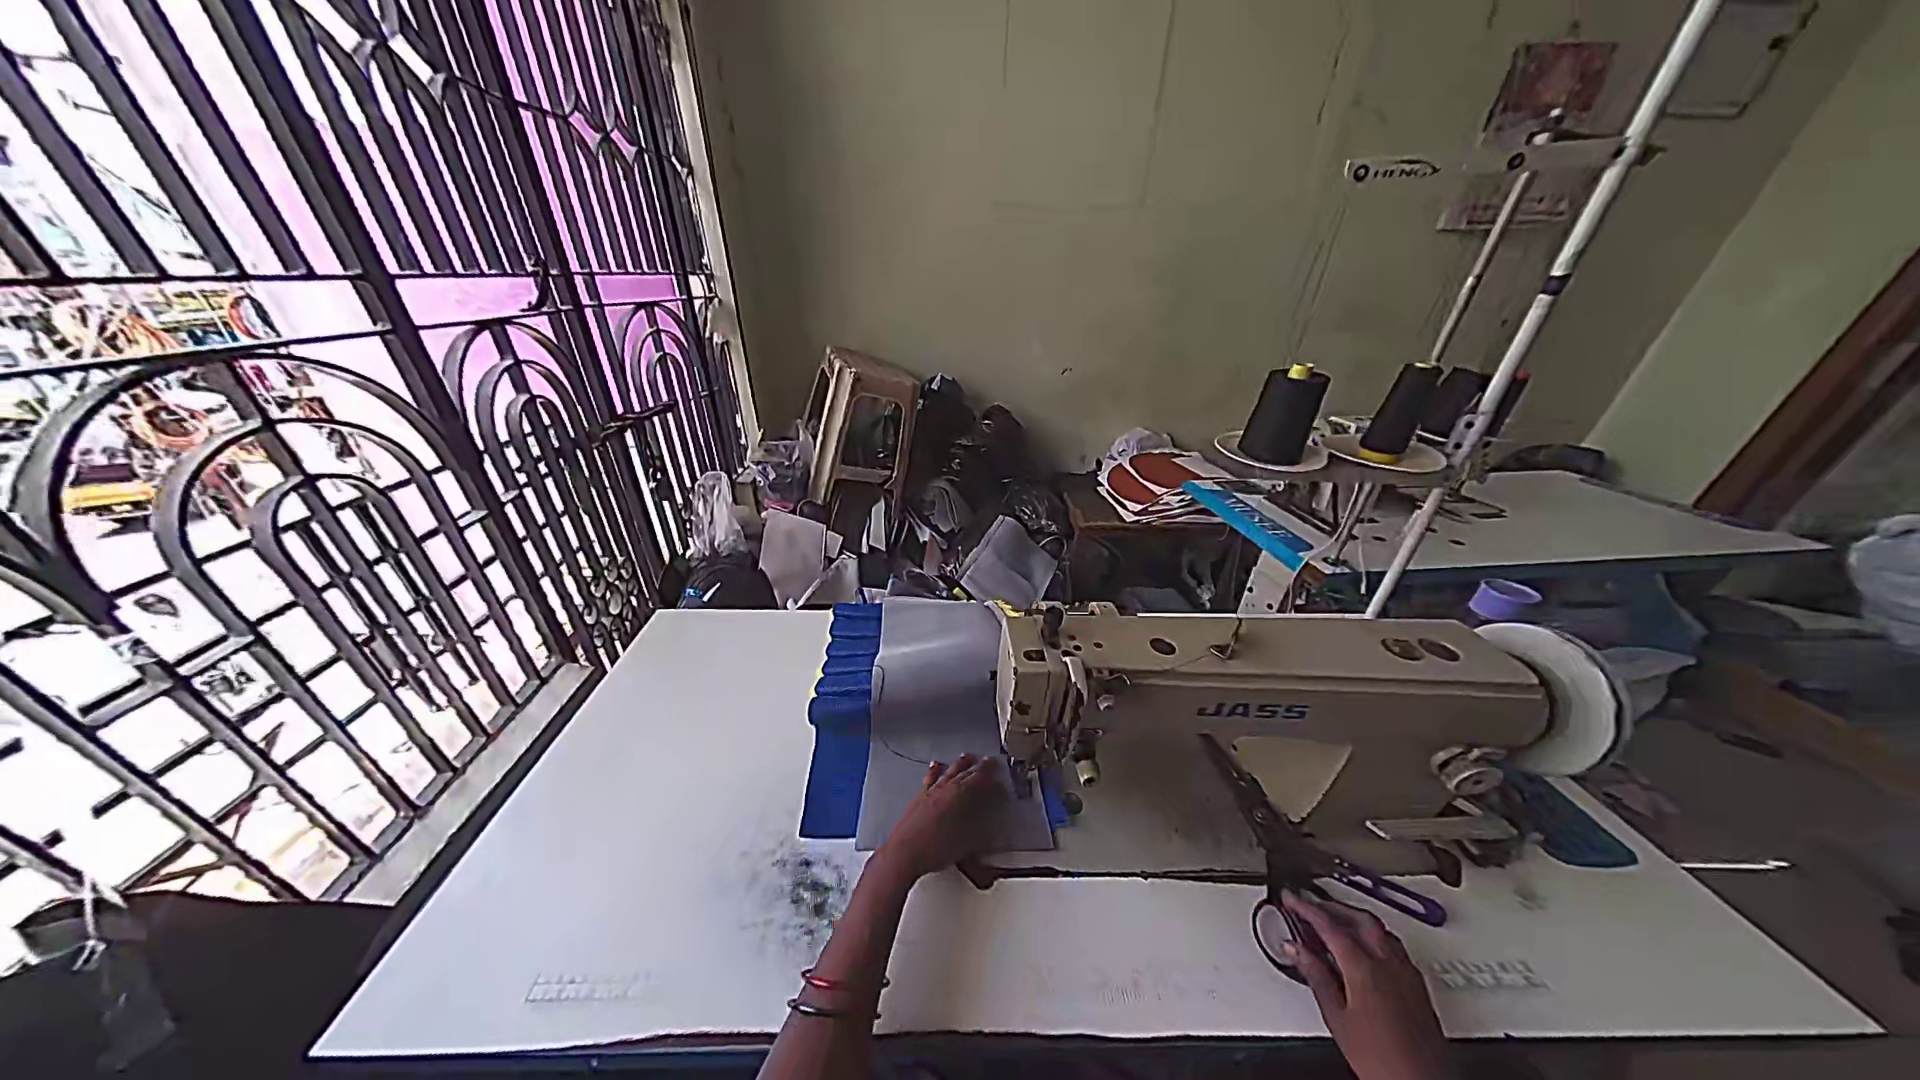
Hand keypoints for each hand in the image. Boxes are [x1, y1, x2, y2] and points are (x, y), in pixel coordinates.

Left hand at [874, 754, 1000, 882]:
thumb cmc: (936, 848)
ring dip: (959, 764)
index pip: (980, 782)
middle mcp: (946, 789)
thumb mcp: (967, 842)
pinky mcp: (919, 797)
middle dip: (979, 767)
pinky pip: (930, 778)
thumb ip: (980, 830)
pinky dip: (935, 771)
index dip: (991, 780)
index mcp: (960, 796)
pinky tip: (936, 766)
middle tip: (988, 761)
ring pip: (949, 772)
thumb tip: (990, 823)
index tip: (999, 779)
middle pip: (965, 774)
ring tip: (967, 757)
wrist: (904, 853)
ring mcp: (931, 792)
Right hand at [1281, 890, 1449, 1079]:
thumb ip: (1316, 976)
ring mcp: (1407, 974)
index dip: (1305, 908)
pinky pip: (1394, 945)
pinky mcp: (1418, 986)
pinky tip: (1365, 944)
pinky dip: (1373, 934)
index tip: (1291, 899)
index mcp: (1365, 968)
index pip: (1329, 925)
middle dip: (1330, 906)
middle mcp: (1389, 964)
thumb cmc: (1384, 1062)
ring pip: (1378, 928)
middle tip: (1308, 905)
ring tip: (1333, 919)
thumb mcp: (1337, 1018)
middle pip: (1358, 918)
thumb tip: (1296, 949)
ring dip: (1353, 917)